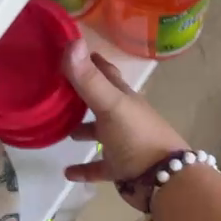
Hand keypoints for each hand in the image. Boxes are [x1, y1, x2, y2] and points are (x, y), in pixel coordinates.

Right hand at [60, 39, 188, 209]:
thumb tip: (72, 40)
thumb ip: (89, 79)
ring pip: (99, 132)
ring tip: (58, 127)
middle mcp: (124, 116)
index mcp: (124, 97)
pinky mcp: (120, 169)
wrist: (165, 180)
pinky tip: (67, 171)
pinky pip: (98, 167)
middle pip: (101, 100)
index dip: (91, 61)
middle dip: (81, 93)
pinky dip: (83, 168)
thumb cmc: (137, 136)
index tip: (69, 51)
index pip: (107, 72)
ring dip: (81, 129)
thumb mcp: (111, 104)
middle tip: (55, 88)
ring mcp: (123, 143)